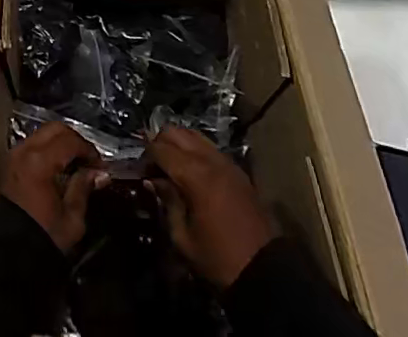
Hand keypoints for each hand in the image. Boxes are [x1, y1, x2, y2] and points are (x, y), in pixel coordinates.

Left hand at [1, 122, 108, 252]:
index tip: (101, 166)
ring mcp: (14, 155)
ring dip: (61, 143)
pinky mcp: (10, 163)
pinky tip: (60, 168)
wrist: (7, 254)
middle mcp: (24, 151)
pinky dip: (49, 149)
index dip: (89, 150)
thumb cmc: (42, 237)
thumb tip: (99, 173)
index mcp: (40, 162)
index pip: (69, 140)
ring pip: (43, 134)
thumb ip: (84, 188)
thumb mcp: (71, 218)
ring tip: (77, 164)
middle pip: (54, 129)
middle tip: (90, 160)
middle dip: (75, 140)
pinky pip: (33, 144)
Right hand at [145, 126, 276, 287]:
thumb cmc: (219, 259)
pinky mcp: (239, 172)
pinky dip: (195, 151)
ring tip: (171, 166)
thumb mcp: (183, 237)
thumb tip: (154, 180)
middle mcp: (210, 160)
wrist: (267, 274)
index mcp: (194, 175)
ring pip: (194, 135)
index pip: (160, 147)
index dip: (145, 156)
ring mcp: (228, 163)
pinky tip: (192, 172)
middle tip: (153, 165)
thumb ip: (167, 201)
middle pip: (176, 132)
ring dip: (178, 144)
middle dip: (159, 143)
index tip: (139, 171)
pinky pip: (210, 148)